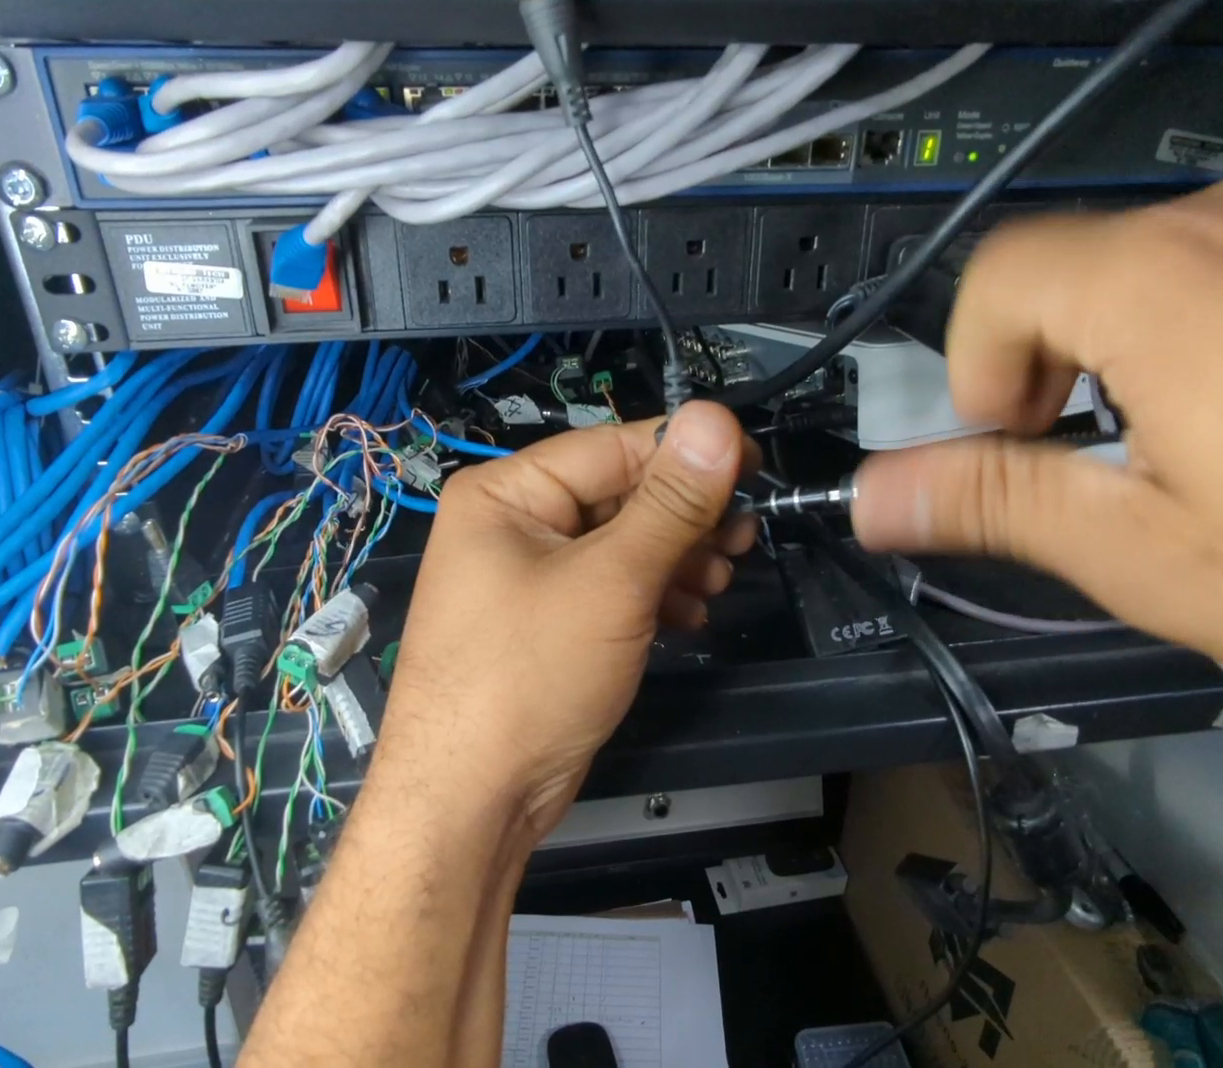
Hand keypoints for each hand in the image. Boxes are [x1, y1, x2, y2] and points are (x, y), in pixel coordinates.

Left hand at [376, 402, 757, 841]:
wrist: (469, 803)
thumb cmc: (529, 678)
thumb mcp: (611, 583)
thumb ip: (670, 503)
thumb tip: (717, 419)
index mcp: (506, 492)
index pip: (612, 448)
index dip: (687, 456)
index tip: (753, 470)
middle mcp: (511, 525)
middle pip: (617, 496)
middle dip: (684, 519)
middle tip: (742, 539)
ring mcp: (526, 578)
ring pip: (619, 546)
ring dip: (675, 559)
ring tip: (718, 582)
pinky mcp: (546, 624)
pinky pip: (608, 589)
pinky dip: (651, 595)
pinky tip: (689, 614)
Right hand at [851, 159, 1222, 696]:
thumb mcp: (1148, 551)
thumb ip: (991, 504)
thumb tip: (869, 498)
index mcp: (1160, 280)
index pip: (994, 277)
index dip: (975, 365)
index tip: (1023, 439)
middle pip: (1081, 268)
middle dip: (1057, 365)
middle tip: (1111, 462)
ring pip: (1178, 260)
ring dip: (1146, 344)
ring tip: (1215, 441)